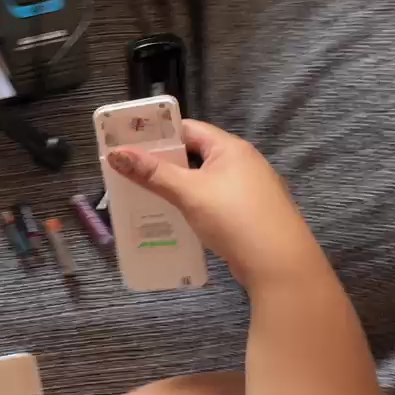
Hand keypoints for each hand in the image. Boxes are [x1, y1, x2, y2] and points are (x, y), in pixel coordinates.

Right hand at [105, 120, 323, 287]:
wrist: (279, 265)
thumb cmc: (234, 218)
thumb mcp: (189, 192)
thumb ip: (152, 172)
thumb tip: (115, 153)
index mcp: (230, 148)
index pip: (187, 129)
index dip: (156, 132)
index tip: (126, 139)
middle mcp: (240, 162)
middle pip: (191, 153)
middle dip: (159, 160)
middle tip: (124, 166)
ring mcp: (243, 188)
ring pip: (198, 178)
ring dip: (170, 183)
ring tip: (138, 189)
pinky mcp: (242, 211)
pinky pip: (206, 198)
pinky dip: (185, 201)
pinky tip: (166, 212)